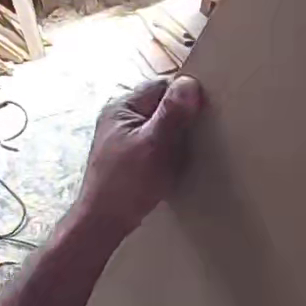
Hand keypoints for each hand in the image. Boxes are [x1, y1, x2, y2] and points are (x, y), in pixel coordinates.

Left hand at [73, 75, 204, 238]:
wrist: (103, 223)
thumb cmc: (125, 184)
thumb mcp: (154, 145)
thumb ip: (171, 114)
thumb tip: (190, 82)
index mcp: (121, 107)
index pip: (162, 87)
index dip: (185, 97)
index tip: (203, 114)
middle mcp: (119, 119)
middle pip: (162, 107)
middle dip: (181, 119)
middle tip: (198, 136)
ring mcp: (122, 139)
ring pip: (160, 128)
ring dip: (175, 139)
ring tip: (186, 154)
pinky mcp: (128, 158)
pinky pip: (155, 146)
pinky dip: (167, 153)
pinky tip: (174, 166)